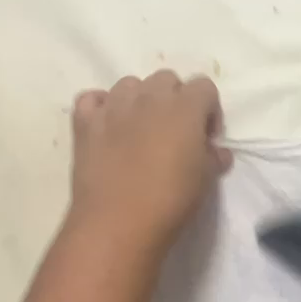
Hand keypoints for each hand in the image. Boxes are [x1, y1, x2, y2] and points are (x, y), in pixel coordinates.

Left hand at [67, 71, 231, 252]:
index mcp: (184, 108)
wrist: (119, 222)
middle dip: (175, 99)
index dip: (209, 110)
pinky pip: (93, 99)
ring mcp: (113, 106)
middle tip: (175, 133)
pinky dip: (102, 107)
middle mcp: (148, 97)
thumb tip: (216, 151)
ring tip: (141, 131)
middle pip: (167, 79)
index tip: (206, 138)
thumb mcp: (206, 181)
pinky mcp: (85, 121)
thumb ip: (214, 158)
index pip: (204, 86)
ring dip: (140, 101)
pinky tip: (108, 129)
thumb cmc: (171, 201)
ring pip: (130, 84)